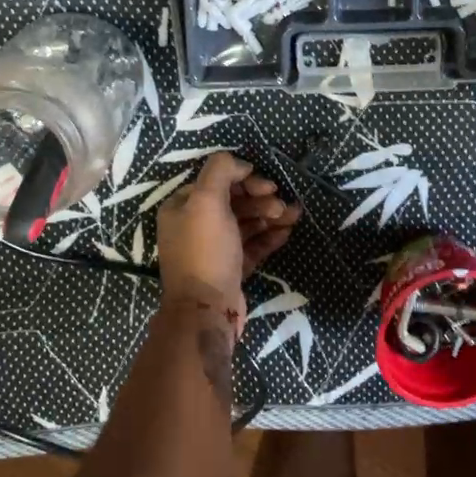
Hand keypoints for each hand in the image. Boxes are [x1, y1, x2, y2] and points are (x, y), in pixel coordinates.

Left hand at [155, 151, 300, 331]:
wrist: (206, 311)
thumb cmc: (205, 251)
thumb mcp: (206, 201)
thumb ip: (220, 170)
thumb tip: (240, 164)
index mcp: (182, 208)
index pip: (216, 182)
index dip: (243, 179)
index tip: (266, 186)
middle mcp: (194, 226)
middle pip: (234, 202)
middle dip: (261, 200)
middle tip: (281, 205)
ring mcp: (212, 250)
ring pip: (246, 223)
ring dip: (271, 216)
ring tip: (294, 216)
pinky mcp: (229, 270)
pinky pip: (252, 245)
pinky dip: (269, 236)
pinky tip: (287, 232)